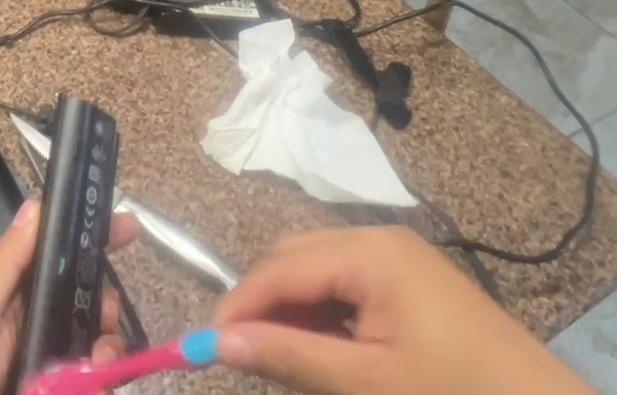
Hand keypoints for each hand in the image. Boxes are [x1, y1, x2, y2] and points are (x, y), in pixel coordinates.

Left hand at [0, 200, 140, 394]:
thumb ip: (5, 262)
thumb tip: (35, 204)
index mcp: (7, 295)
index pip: (55, 256)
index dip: (88, 240)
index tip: (125, 228)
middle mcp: (29, 326)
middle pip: (82, 301)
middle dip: (105, 302)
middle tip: (109, 313)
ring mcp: (44, 366)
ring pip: (92, 345)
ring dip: (107, 345)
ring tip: (102, 359)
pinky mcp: (56, 390)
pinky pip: (88, 381)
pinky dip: (100, 378)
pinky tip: (100, 376)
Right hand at [212, 227, 593, 394]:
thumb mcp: (369, 384)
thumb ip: (289, 356)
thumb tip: (216, 342)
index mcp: (368, 251)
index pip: (279, 268)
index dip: (238, 305)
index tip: (204, 346)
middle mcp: (377, 237)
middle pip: (293, 257)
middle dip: (262, 302)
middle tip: (245, 355)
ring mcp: (397, 254)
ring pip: (315, 267)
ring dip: (291, 309)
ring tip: (283, 357)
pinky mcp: (411, 277)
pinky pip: (345, 282)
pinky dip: (323, 312)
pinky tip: (325, 350)